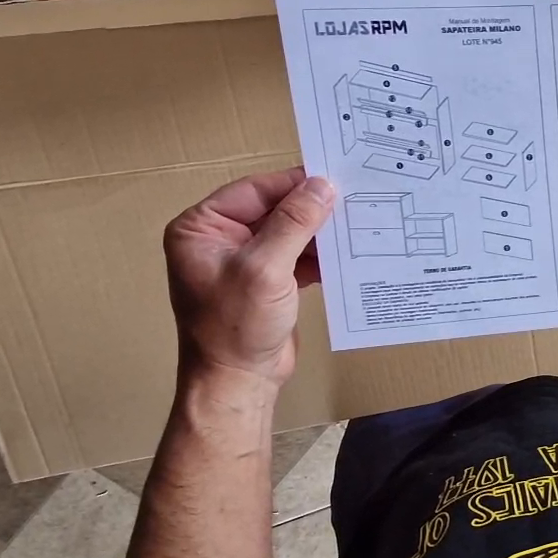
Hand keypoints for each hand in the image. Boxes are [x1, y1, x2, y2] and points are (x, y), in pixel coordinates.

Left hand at [163, 167, 335, 389]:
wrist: (238, 380)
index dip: (294, 184)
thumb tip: (323, 185)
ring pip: (289, 234)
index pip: (254, 191)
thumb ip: (294, 223)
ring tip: (356, 225)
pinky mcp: (268, 283)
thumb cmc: (237, 323)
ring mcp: (245, 262)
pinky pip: (296, 258)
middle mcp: (220, 240)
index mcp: (202, 228)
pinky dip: (319, 257)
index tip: (334, 177)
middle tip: (353, 199)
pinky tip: (346, 255)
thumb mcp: (265, 267)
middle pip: (274, 210)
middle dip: (311, 210)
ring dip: (319, 234)